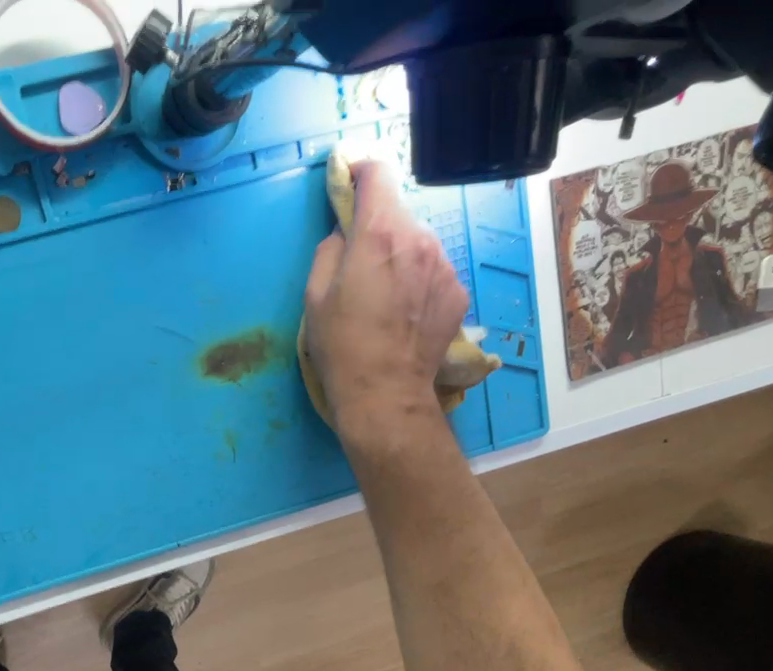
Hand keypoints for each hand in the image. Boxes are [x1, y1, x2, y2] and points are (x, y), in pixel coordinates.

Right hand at [303, 160, 468, 450]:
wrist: (386, 395)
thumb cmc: (341, 346)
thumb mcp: (314, 295)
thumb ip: (330, 249)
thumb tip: (345, 234)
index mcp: (379, 233)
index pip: (378, 173)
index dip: (359, 173)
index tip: (348, 185)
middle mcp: (420, 239)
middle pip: (398, 213)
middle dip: (378, 228)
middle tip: (359, 265)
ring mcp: (445, 266)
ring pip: (418, 243)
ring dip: (400, 256)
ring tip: (384, 297)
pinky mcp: (458, 292)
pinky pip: (434, 271)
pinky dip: (419, 281)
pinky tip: (405, 314)